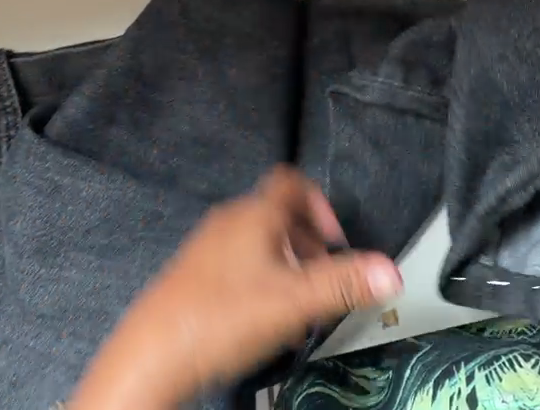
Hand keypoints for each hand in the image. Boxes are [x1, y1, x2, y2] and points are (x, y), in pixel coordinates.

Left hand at [66, 167, 402, 409]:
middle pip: (278, 213)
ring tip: (295, 300)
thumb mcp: (295, 301)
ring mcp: (206, 247)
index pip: (293, 182)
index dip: (320, 203)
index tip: (334, 237)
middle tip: (322, 274)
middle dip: (307, 241)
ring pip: (257, 240)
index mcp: (255, 214)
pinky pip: (235, 262)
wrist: (150, 357)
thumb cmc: (220, 318)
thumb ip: (344, 284)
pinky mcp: (191, 276)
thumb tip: (388, 271)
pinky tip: (259, 316)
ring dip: (283, 262)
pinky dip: (257, 278)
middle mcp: (229, 221)